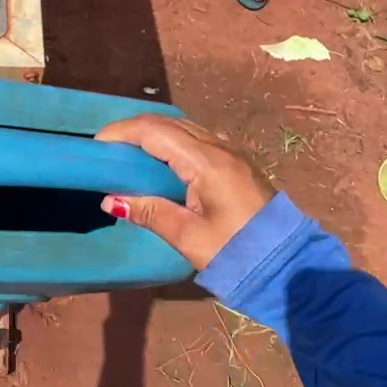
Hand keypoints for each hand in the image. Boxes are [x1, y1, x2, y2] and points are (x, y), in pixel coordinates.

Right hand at [95, 113, 274, 269]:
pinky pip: (197, 139)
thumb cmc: (237, 251)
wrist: (289, 263)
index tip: (96, 144)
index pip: (155, 132)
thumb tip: (110, 199)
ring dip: (153, 133)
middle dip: (133, 129)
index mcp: (206, 163)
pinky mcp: (237, 163)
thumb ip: (149, 213)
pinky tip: (159, 160)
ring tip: (126, 152)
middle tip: (106, 147)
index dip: (122, 132)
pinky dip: (171, 141)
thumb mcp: (188, 237)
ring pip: (184, 128)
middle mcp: (220, 148)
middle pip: (169, 123)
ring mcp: (231, 153)